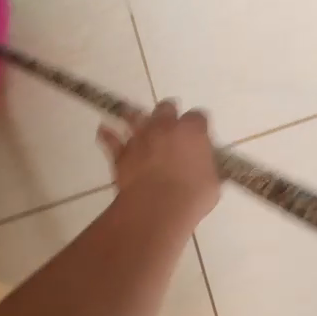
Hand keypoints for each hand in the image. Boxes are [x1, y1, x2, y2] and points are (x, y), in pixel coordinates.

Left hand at [97, 101, 220, 227]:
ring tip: (138, 123)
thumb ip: (208, 169)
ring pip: (135, 116)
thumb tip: (206, 169)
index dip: (198, 126)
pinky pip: (110, 138)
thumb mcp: (212, 183)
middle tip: (170, 129)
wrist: (157, 208)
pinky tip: (104, 131)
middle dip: (168, 114)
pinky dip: (107, 135)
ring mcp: (140, 137)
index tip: (199, 137)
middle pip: (166, 107)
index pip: (198, 116)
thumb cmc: (192, 196)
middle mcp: (165, 126)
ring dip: (137, 118)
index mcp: (192, 131)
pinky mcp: (121, 152)